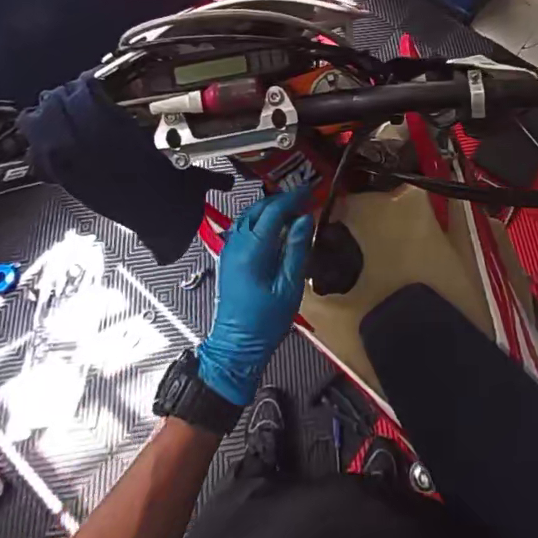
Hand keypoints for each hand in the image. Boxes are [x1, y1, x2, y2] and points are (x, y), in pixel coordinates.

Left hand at [197, 190, 314, 404]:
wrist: (236, 347)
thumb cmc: (264, 323)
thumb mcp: (289, 287)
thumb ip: (296, 250)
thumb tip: (305, 220)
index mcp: (251, 252)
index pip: (272, 213)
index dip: (292, 199)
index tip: (310, 191)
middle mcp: (235, 246)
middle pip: (257, 210)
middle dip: (281, 201)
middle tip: (305, 199)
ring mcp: (228, 252)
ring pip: (247, 217)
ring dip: (269, 209)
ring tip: (293, 211)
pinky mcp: (228, 259)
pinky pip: (243, 229)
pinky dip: (260, 221)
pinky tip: (275, 229)